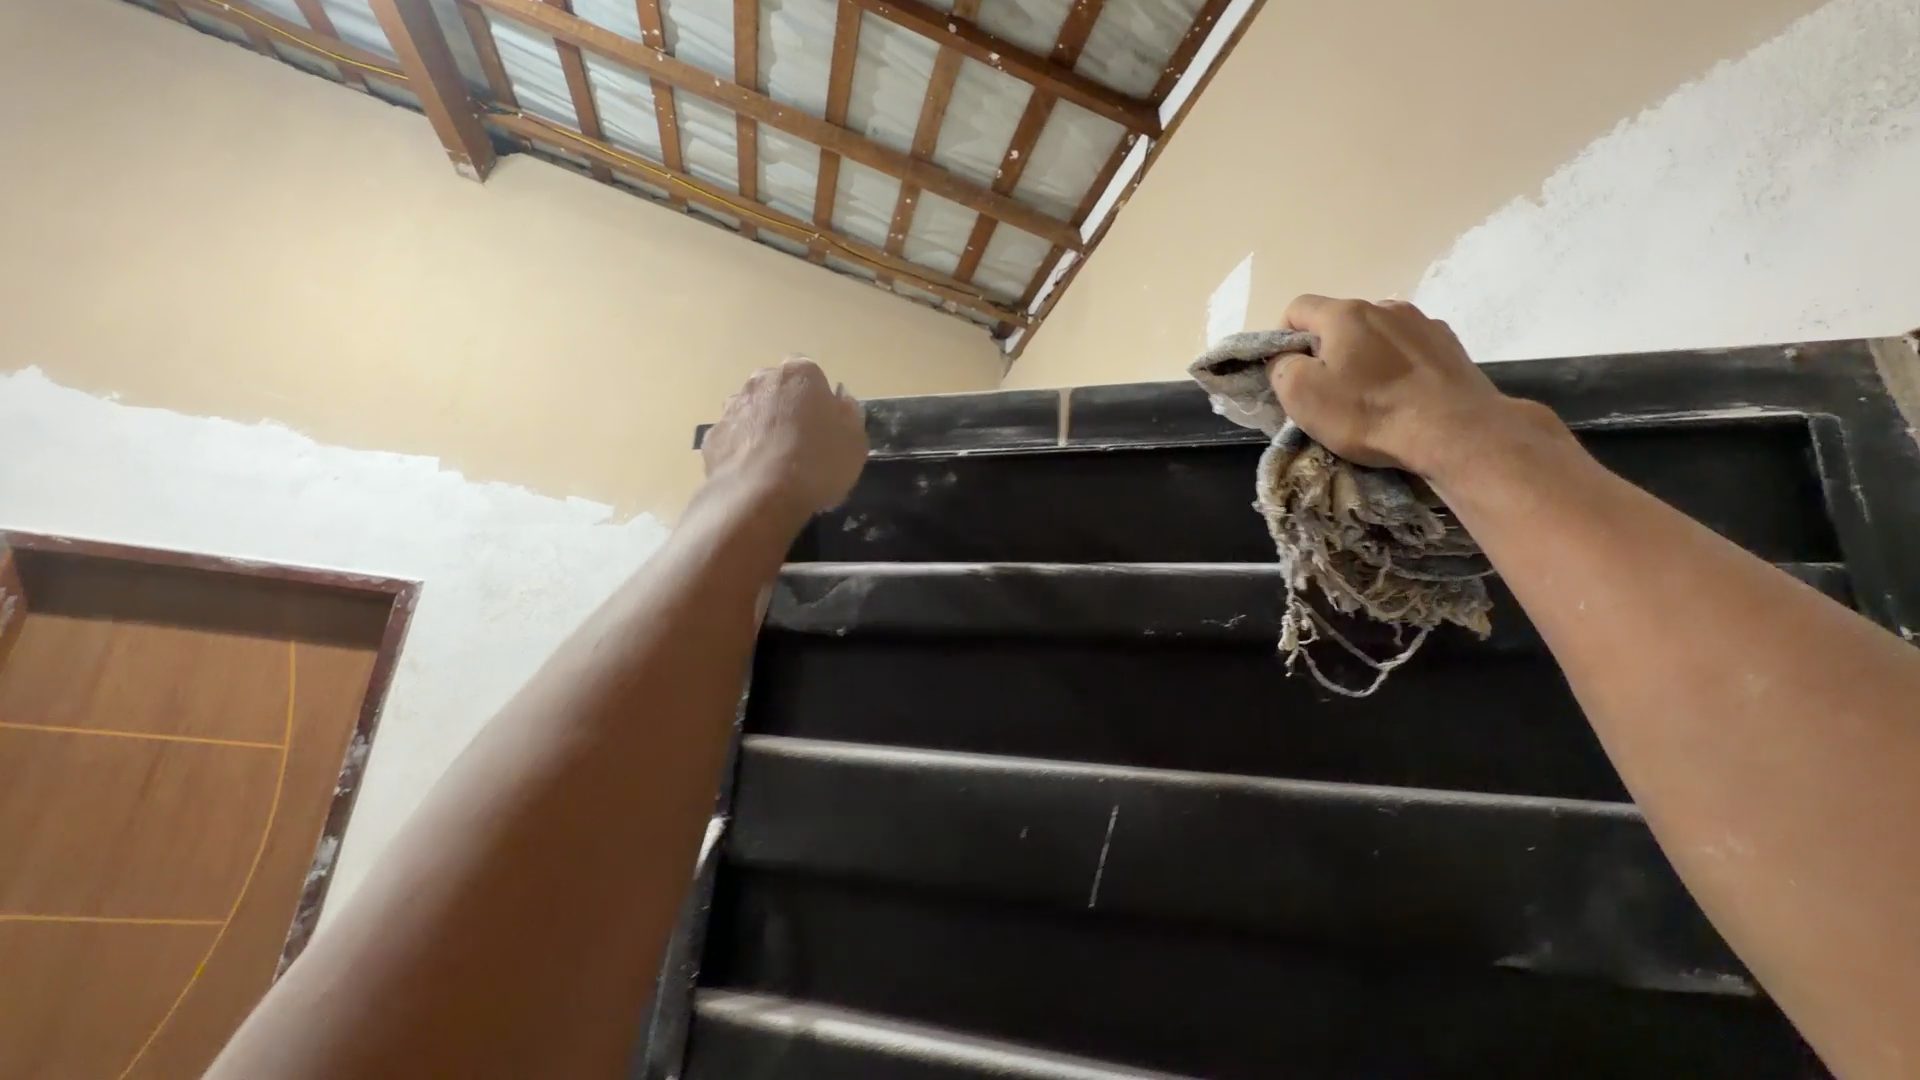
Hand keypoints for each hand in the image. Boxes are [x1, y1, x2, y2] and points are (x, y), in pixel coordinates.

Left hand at [704, 356, 867, 520]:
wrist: (760, 496)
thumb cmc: (817, 463)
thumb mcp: (855, 443)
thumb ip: (848, 417)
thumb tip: (840, 405)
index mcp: (800, 375)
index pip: (807, 370)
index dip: (815, 394)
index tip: (823, 420)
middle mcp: (762, 382)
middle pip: (775, 387)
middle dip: (784, 406)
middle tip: (800, 440)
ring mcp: (732, 408)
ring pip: (751, 411)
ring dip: (761, 427)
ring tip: (775, 463)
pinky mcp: (712, 437)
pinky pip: (733, 439)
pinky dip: (741, 451)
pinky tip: (754, 476)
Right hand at [1269, 296, 1549, 478]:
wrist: (1455, 431)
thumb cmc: (1369, 412)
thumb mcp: (1302, 395)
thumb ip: (1281, 368)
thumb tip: (1285, 359)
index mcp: (1345, 314)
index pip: (1297, 308)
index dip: (1283, 338)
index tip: (1288, 373)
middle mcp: (1384, 306)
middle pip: (1338, 322)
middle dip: (1325, 351)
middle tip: (1326, 391)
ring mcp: (1422, 323)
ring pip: (1376, 334)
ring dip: (1363, 357)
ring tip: (1368, 394)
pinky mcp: (1449, 345)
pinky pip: (1408, 348)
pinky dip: (1396, 365)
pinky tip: (1401, 394)